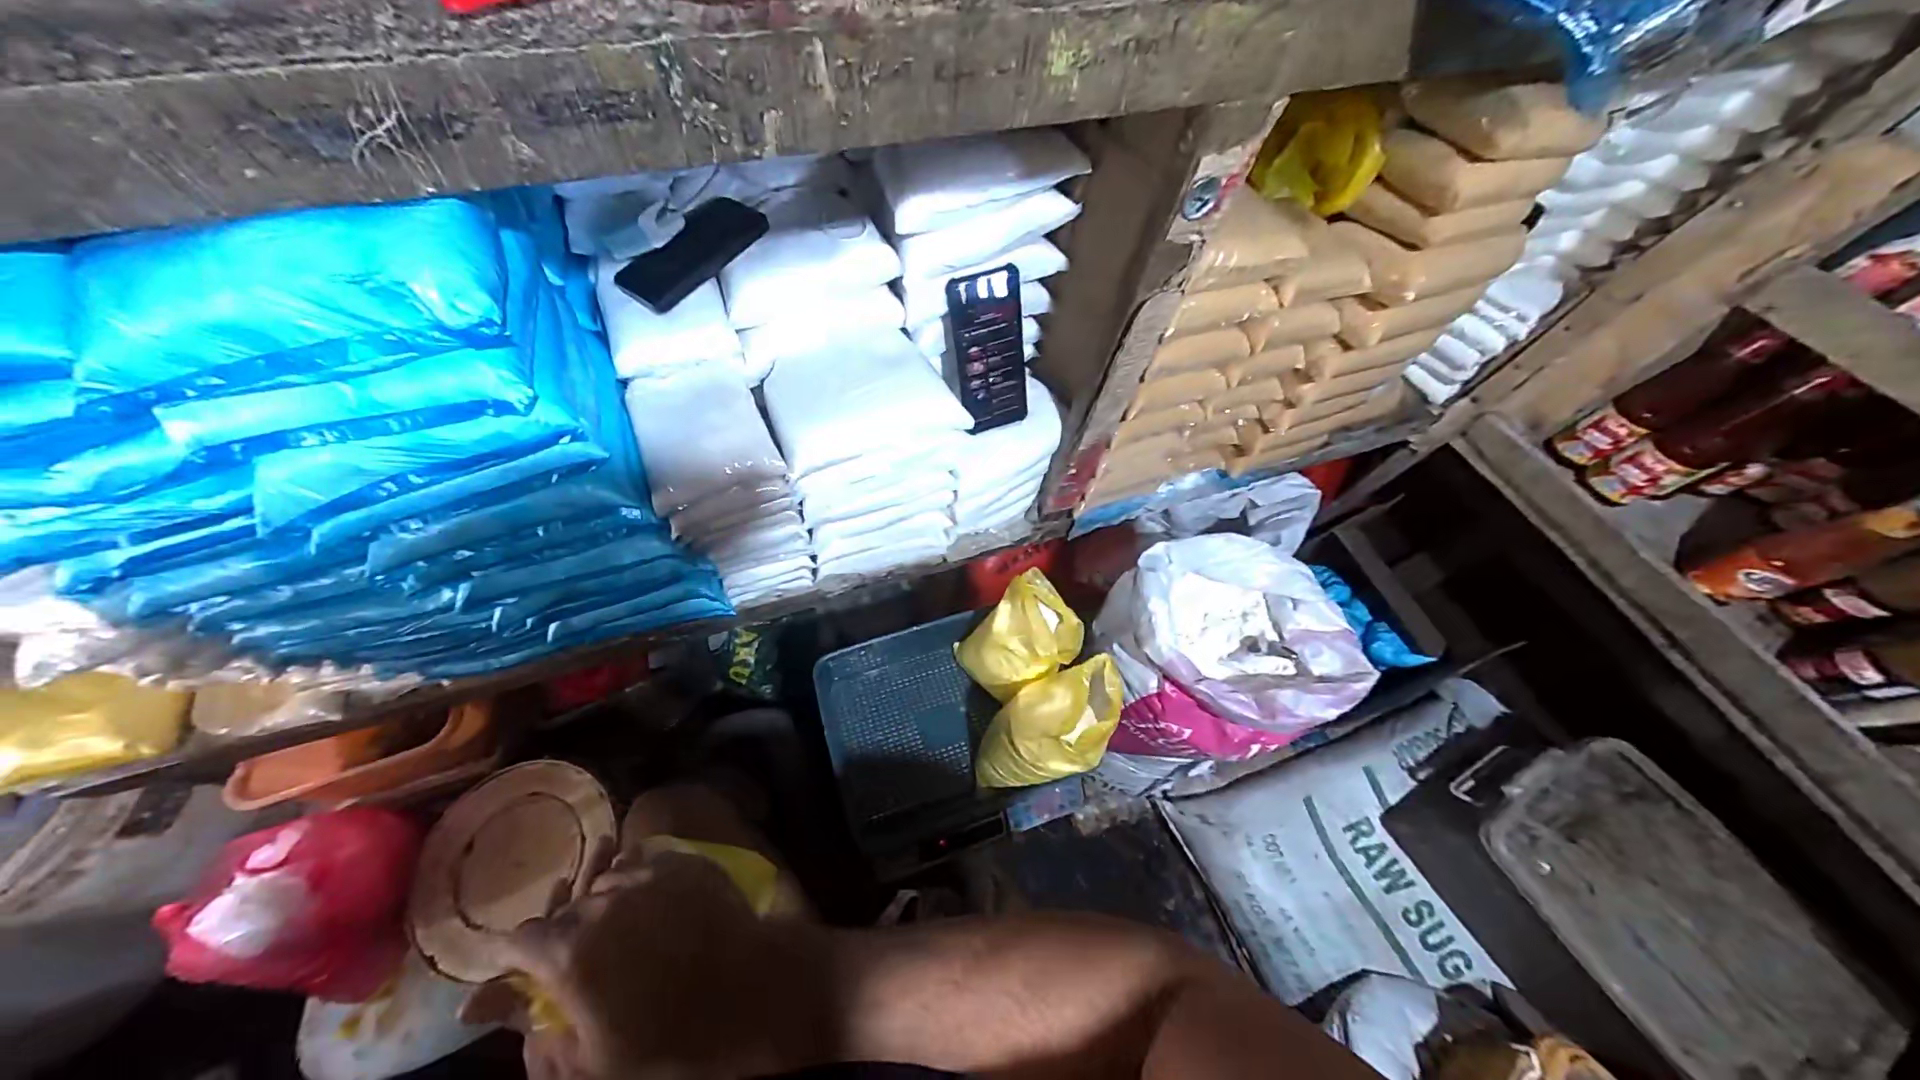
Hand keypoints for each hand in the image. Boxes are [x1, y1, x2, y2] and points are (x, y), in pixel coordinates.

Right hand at [462, 847, 835, 1079]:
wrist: (754, 991)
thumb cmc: (670, 1039)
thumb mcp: (589, 1057)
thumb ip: (533, 1024)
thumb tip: (475, 1006)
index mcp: (570, 950)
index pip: (518, 941)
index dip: (515, 960)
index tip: (519, 974)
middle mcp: (603, 899)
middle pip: (564, 908)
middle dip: (563, 934)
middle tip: (585, 963)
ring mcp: (647, 872)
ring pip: (604, 881)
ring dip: (603, 903)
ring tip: (624, 934)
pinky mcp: (683, 860)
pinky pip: (644, 863)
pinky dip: (638, 882)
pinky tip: (654, 908)